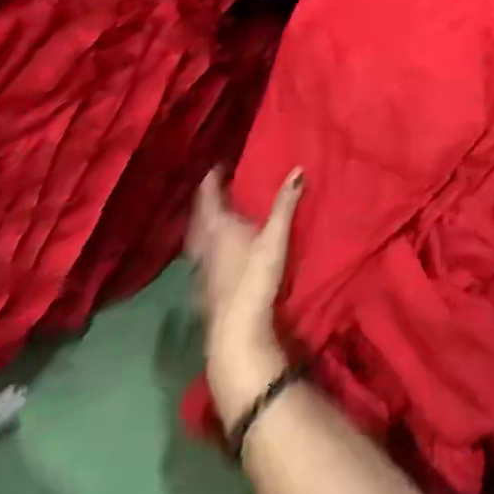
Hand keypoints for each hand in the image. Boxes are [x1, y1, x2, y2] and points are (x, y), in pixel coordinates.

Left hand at [186, 166, 303, 414]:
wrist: (236, 329)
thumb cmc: (255, 276)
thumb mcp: (275, 237)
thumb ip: (286, 203)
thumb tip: (298, 169)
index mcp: (217, 225)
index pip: (208, 194)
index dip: (212, 178)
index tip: (219, 165)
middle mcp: (203, 243)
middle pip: (198, 215)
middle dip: (205, 200)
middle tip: (216, 188)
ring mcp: (200, 267)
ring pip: (196, 237)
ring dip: (202, 224)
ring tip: (213, 217)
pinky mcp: (203, 287)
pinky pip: (199, 256)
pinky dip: (205, 247)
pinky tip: (214, 253)